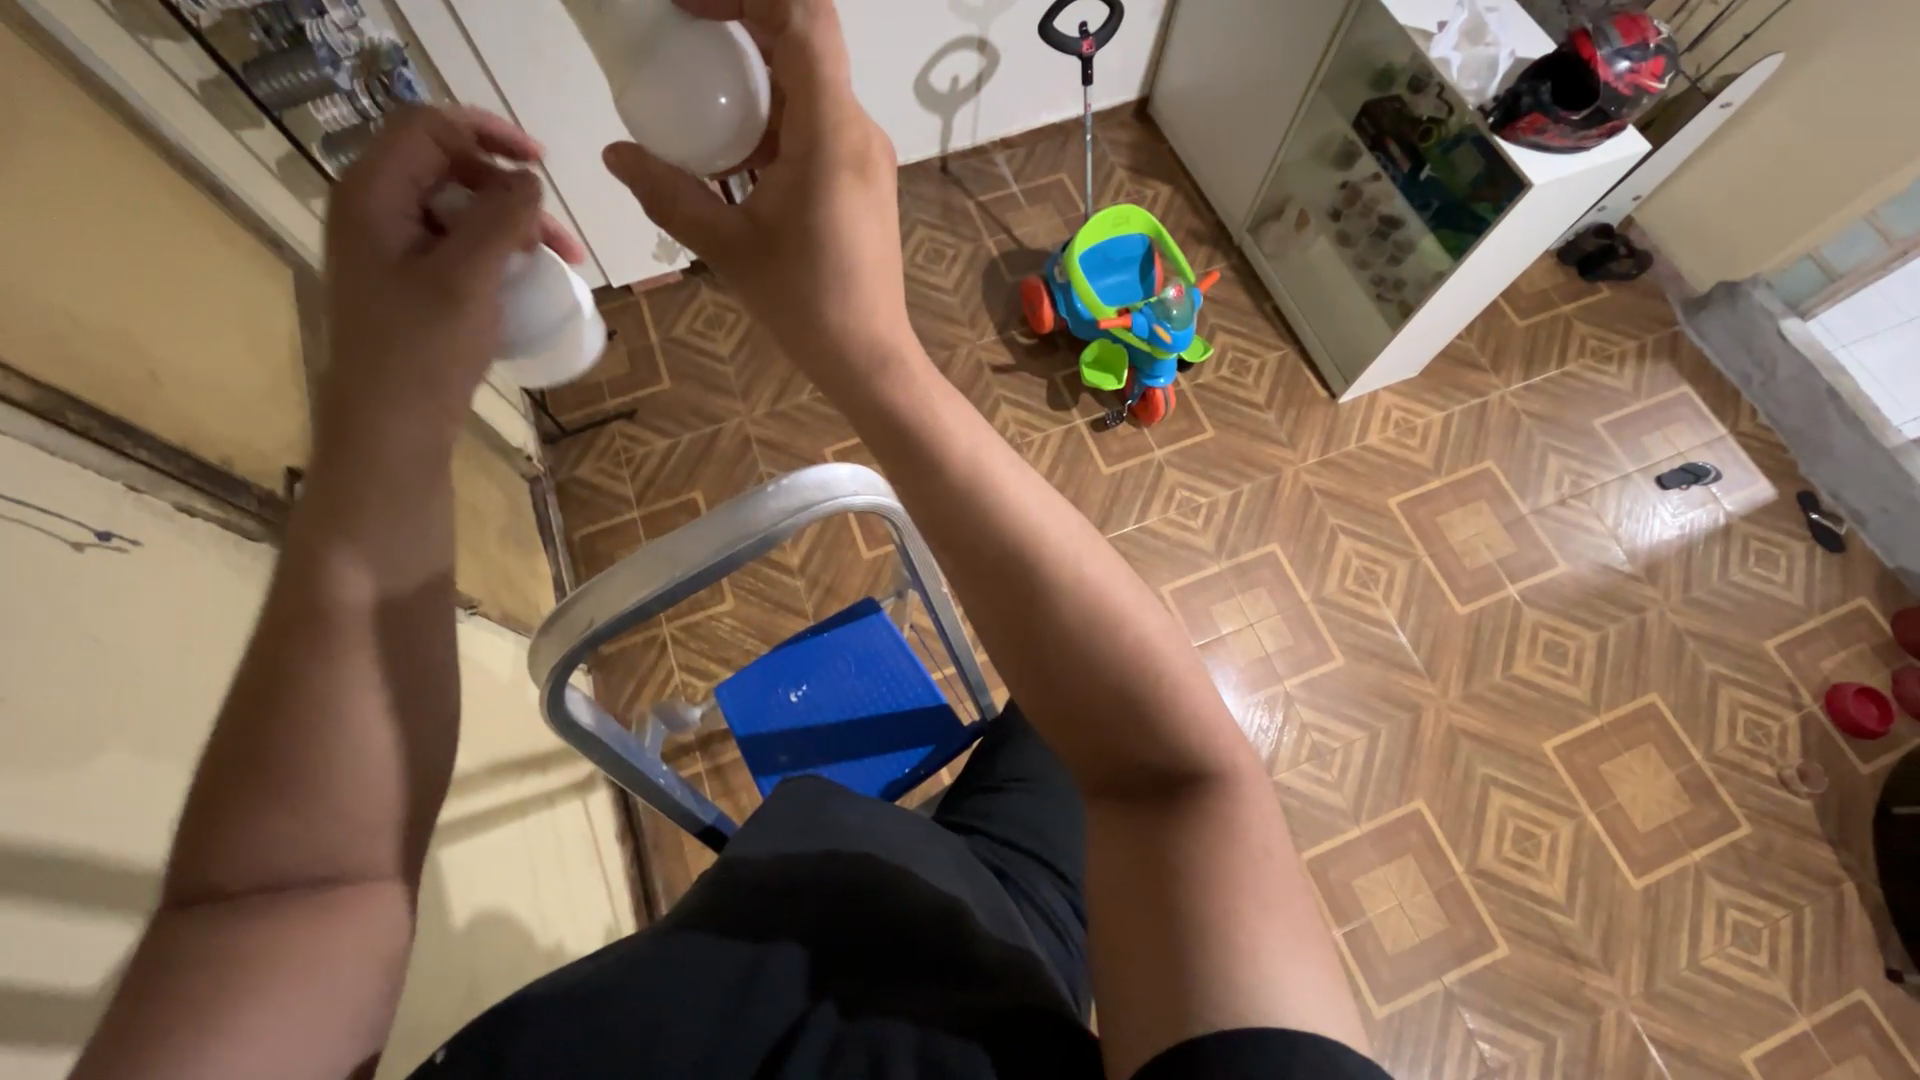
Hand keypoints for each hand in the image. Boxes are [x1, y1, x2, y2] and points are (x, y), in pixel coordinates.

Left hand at [321, 107, 586, 443]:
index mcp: (373, 194)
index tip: (543, 166)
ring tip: (558, 264)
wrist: (391, 425)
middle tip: (560, 239)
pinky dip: (498, 251)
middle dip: (511, 192)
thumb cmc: (421, 351)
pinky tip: (525, 280)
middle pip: (449, 166)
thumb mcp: (467, 279)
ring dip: (513, 225)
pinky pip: (459, 244)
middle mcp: (376, 209)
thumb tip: (530, 180)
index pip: (429, 127)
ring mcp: (392, 246)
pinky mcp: (411, 279)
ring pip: (460, 208)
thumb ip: (498, 220)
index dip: (488, 133)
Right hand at [603, 0, 912, 376]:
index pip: (804, 16)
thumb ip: (669, 193)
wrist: (868, 357)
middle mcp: (858, 129)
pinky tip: (731, 158)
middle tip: (680, 44)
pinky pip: (816, 126)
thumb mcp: (728, 247)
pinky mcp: (862, 180)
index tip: (690, 10)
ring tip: (697, 109)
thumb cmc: (805, 305)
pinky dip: (772, 123)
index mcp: (832, 131)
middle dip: (739, 27)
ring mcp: (865, 155)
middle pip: (804, 43)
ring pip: (809, 87)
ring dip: (753, 84)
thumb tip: (615, 153)